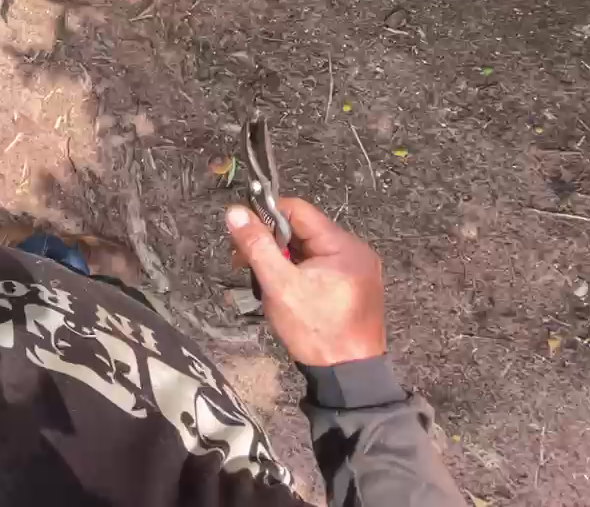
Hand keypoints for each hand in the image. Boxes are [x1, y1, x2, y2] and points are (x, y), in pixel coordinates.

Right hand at [226, 197, 386, 366]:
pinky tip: (279, 285)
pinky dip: (293, 269)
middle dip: (270, 241)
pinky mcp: (350, 285)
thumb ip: (257, 245)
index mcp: (344, 246)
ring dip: (279, 256)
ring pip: (305, 247)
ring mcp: (354, 269)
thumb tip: (234, 211)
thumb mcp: (279, 285)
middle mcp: (354, 252)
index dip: (266, 216)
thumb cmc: (315, 329)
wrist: (348, 378)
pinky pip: (315, 263)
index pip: (297, 210)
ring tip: (261, 277)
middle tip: (244, 261)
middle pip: (300, 228)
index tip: (243, 234)